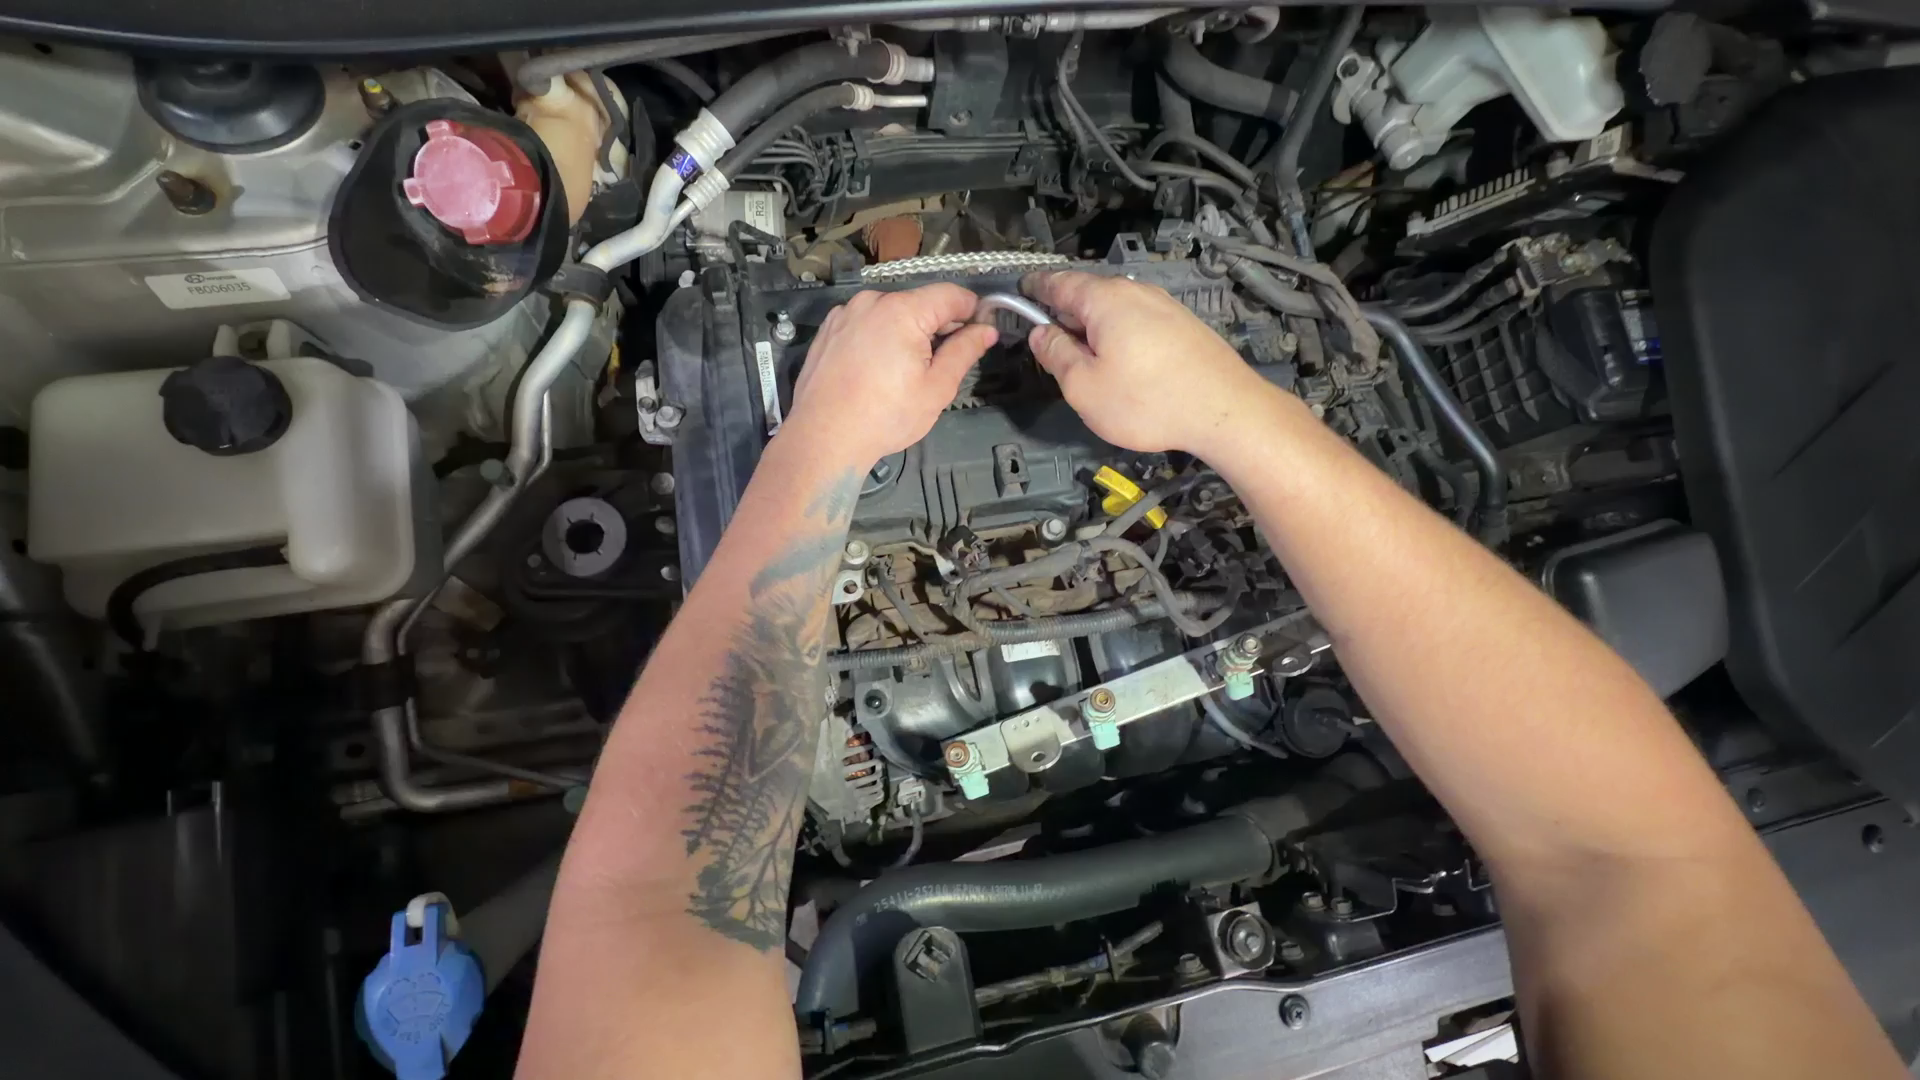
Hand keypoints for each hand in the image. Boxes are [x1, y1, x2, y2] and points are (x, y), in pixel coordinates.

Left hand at [784, 284, 997, 468]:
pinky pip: (866, 325)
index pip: (951, 295)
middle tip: (944, 364)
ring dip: (907, 334)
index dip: (972, 311)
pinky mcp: (829, 330)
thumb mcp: (936, 388)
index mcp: (902, 311)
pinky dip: (879, 339)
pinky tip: (879, 372)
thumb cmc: (883, 417)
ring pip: (891, 314)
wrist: (824, 437)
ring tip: (906, 374)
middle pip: (919, 304)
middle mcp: (871, 302)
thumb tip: (986, 330)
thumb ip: (964, 352)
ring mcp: (846, 314)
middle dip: (937, 328)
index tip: (981, 330)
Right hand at [1022, 271, 1284, 455]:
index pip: (1058, 283)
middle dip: (1064, 312)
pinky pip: (1137, 322)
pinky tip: (1120, 363)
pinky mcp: (1183, 326)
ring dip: (1093, 328)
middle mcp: (1135, 292)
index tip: (1019, 293)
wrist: (1224, 411)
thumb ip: (1056, 355)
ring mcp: (1164, 306)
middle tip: (1048, 340)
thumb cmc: (1146, 401)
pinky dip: (1118, 335)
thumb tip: (1041, 333)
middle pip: (1088, 294)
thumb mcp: (1084, 387)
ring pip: (1114, 310)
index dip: (1035, 289)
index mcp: (1104, 300)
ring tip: (1083, 359)